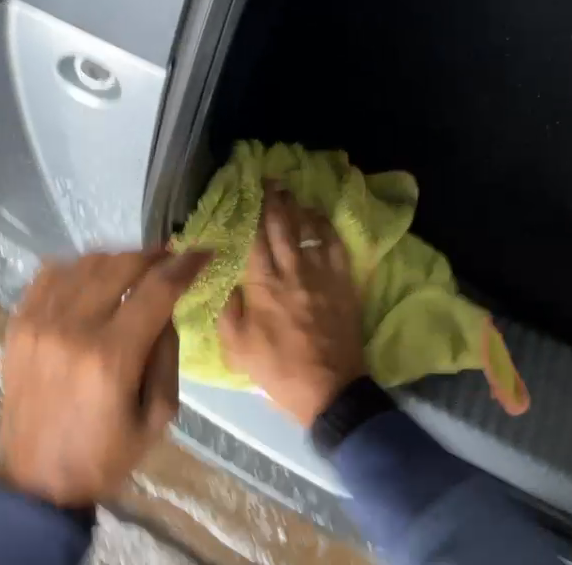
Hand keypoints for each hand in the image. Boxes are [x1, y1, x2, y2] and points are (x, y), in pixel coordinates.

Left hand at [0, 248, 210, 508]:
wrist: (34, 484)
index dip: (185, 265)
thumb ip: (167, 354)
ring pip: (88, 262)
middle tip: (170, 260)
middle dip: (153, 257)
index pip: (158, 289)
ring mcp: (40, 321)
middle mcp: (73, 328)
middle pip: (122, 264)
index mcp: (112, 358)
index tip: (202, 252)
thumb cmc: (103, 457)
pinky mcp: (18, 322)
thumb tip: (167, 306)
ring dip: (118, 259)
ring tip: (135, 270)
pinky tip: (93, 279)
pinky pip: (52, 273)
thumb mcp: (156, 417)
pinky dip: (78, 267)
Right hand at [220, 185, 368, 426]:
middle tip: (271, 181)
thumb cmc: (279, 370)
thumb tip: (228, 282)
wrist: (330, 390)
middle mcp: (292, 271)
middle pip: (283, 225)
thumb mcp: (238, 347)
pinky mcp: (343, 283)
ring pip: (309, 230)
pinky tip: (320, 219)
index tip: (248, 194)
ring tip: (292, 195)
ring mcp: (321, 275)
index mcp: (264, 285)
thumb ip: (228, 311)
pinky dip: (326, 228)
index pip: (255, 238)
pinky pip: (335, 245)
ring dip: (299, 209)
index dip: (251, 212)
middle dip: (275, 200)